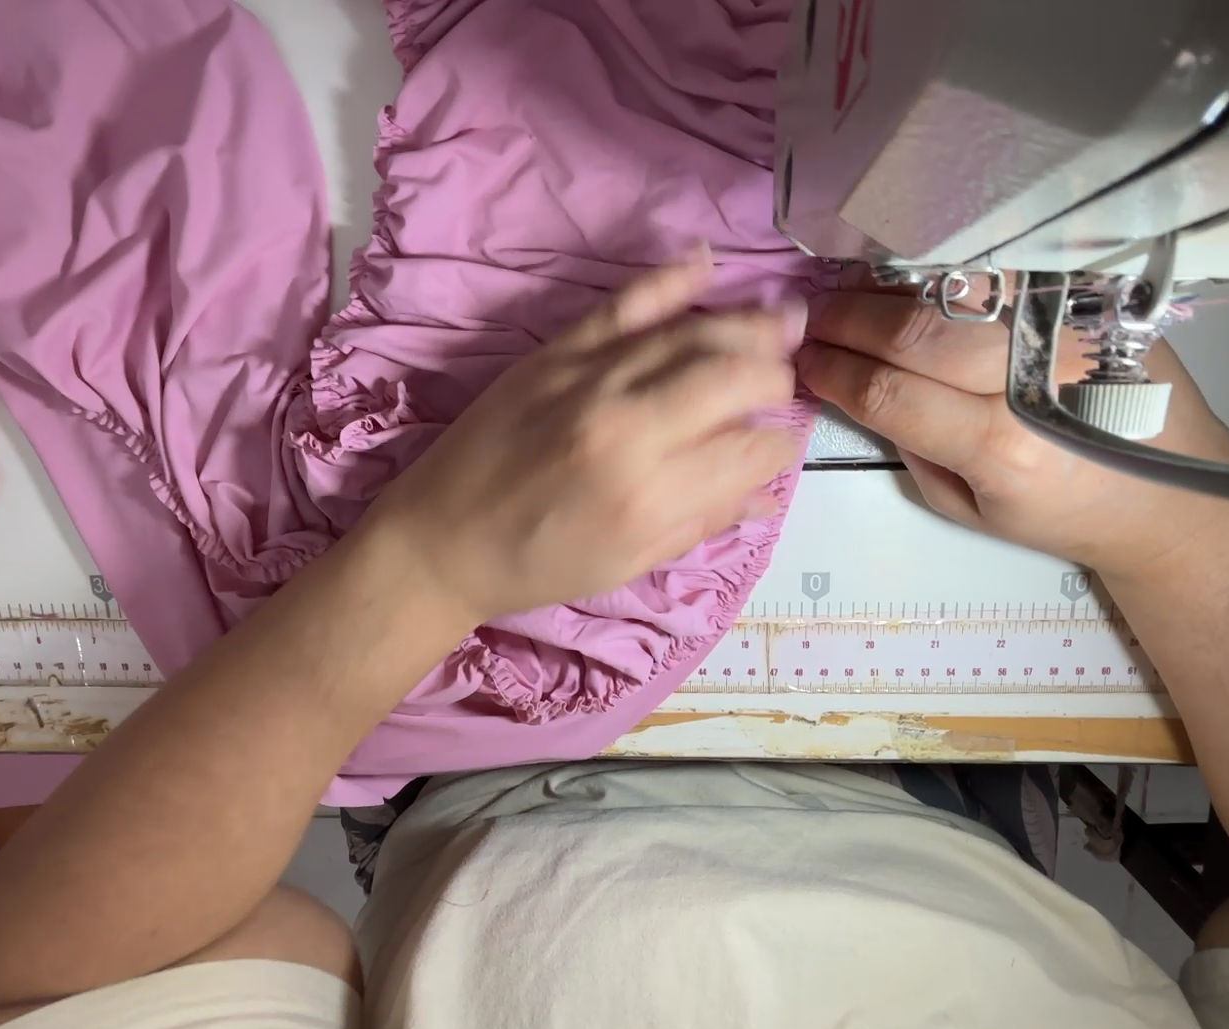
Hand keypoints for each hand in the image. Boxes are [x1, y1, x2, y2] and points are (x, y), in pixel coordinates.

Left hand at [366, 253, 803, 624]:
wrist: (441, 540)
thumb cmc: (538, 565)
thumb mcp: (628, 563)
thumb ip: (702, 521)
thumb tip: (766, 493)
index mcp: (651, 495)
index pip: (749, 450)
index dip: (780, 446)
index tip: (782, 444)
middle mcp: (629, 426)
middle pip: (732, 377)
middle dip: (775, 376)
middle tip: (786, 382)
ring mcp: (589, 378)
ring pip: (690, 333)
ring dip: (746, 324)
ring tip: (785, 320)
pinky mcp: (554, 352)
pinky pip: (624, 304)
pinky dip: (668, 280)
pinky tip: (706, 264)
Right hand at [796, 287, 1228, 580]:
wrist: (1177, 496)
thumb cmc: (1063, 515)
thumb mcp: (970, 510)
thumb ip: (913, 448)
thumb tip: (865, 391)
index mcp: (1001, 449)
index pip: (888, 393)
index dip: (834, 372)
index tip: (802, 362)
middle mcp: (1038, 382)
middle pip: (916, 333)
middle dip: (848, 322)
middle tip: (810, 318)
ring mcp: (1072, 330)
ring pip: (958, 291)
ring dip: (889, 291)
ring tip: (850, 295)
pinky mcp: (1097, 302)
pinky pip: (1005, 276)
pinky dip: (946, 277)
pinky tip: (912, 283)